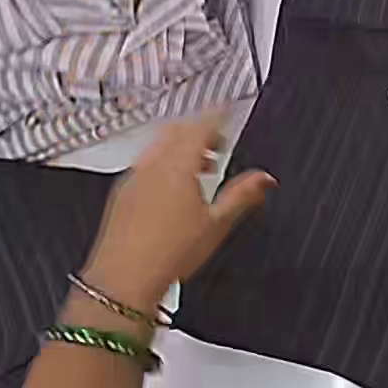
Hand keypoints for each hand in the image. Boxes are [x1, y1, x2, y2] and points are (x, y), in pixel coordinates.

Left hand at [82, 111, 274, 307]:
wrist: (125, 278)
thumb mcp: (217, 224)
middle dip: (198, 129)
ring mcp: (133, 177)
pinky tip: (174, 187)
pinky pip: (144, 163)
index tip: (227, 110)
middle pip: (176, 130)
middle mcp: (152, 165)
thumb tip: (265, 178)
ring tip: (200, 167)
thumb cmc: (170, 253)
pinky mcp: (122, 193)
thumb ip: (243, 196)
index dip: (216, 116)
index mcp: (178, 166)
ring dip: (180, 146)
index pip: (200, 127)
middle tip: (217, 141)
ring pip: (158, 146)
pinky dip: (163, 162)